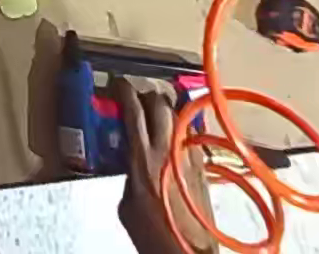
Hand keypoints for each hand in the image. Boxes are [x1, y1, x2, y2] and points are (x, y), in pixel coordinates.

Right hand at [118, 78, 215, 253]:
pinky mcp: (201, 163)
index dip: (123, 89)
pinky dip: (178, 125)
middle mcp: (167, 147)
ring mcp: (187, 153)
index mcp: (143, 157)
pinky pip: (189, 130)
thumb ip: (127, 173)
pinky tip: (172, 135)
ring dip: (163, 107)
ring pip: (176, 111)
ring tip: (155, 114)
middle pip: (158, 101)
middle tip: (136, 99)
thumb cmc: (151, 236)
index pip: (133, 109)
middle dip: (146, 94)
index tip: (116, 83)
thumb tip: (130, 158)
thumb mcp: (127, 204)